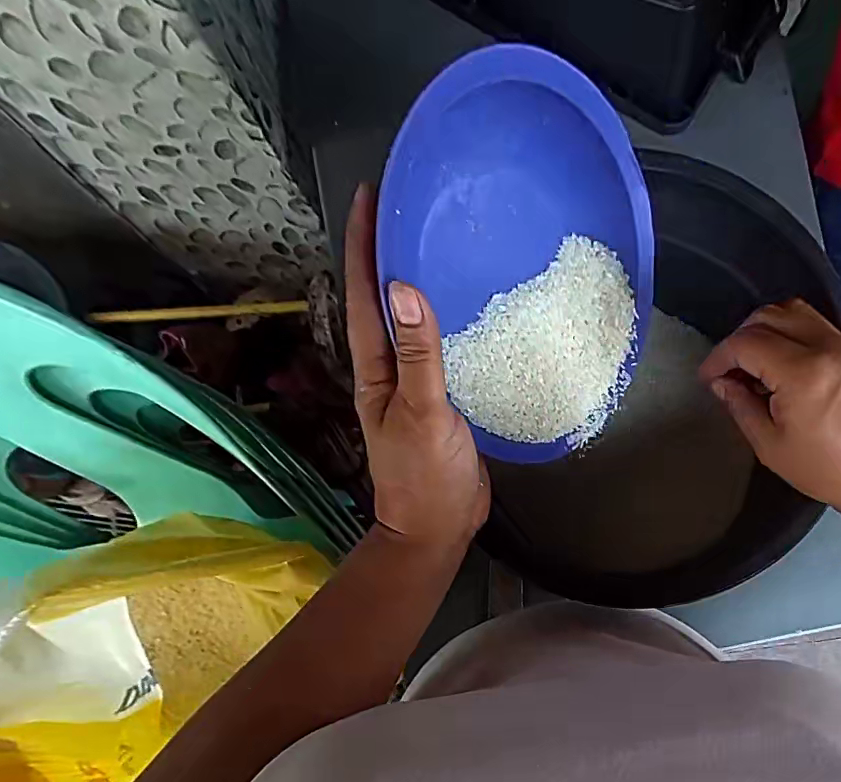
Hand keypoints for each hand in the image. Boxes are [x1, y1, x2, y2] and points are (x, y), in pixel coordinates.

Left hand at [343, 184, 488, 551]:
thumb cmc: (424, 477)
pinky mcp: (445, 399)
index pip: (365, 295)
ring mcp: (418, 385)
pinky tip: (475, 308)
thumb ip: (418, 356)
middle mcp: (392, 369)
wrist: (439, 526)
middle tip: (413, 208)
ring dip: (423, 283)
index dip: (365, 245)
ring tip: (445, 243)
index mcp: (376, 369)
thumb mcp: (422, 414)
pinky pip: (445, 349)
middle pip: (387, 300)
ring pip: (417, 323)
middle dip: (392, 252)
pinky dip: (453, 323)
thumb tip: (403, 289)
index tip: (371, 196)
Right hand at [697, 300, 840, 540]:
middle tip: (727, 370)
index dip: (719, 357)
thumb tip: (722, 383)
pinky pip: (815, 324)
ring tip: (752, 364)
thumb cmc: (826, 471)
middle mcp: (826, 347)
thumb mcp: (770, 446)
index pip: (747, 342)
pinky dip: (788, 333)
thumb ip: (741, 406)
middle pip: (769, 316)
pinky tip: (779, 365)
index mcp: (802, 373)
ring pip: (794, 311)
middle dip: (738, 338)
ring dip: (764, 329)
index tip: (707, 379)